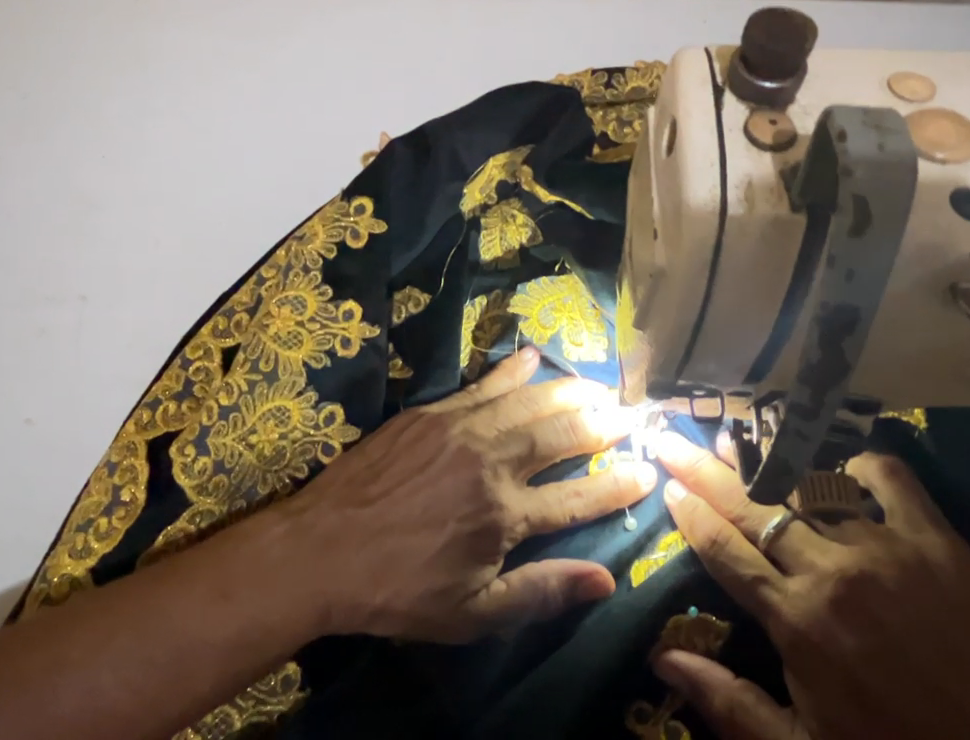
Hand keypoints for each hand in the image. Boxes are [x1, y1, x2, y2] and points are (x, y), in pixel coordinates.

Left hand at [276, 345, 656, 642]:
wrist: (320, 548)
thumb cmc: (398, 589)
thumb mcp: (470, 613)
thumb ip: (539, 593)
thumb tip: (607, 580)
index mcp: (505, 515)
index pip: (579, 495)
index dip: (618, 483)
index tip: (649, 469)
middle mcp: (491, 463)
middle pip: (560, 435)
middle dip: (602, 424)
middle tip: (633, 413)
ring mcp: (460, 430)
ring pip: (528, 402)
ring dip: (568, 392)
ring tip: (599, 385)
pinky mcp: (430, 414)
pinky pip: (481, 385)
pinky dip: (511, 370)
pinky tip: (532, 355)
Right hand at [650, 432, 969, 739]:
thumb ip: (730, 704)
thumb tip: (662, 659)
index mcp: (796, 620)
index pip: (724, 551)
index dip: (690, 514)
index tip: (666, 486)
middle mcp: (830, 570)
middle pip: (751, 506)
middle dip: (703, 470)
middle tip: (671, 440)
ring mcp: (884, 546)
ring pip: (808, 485)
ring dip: (765, 461)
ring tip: (733, 438)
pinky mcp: (934, 538)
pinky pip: (887, 477)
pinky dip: (856, 461)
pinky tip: (835, 459)